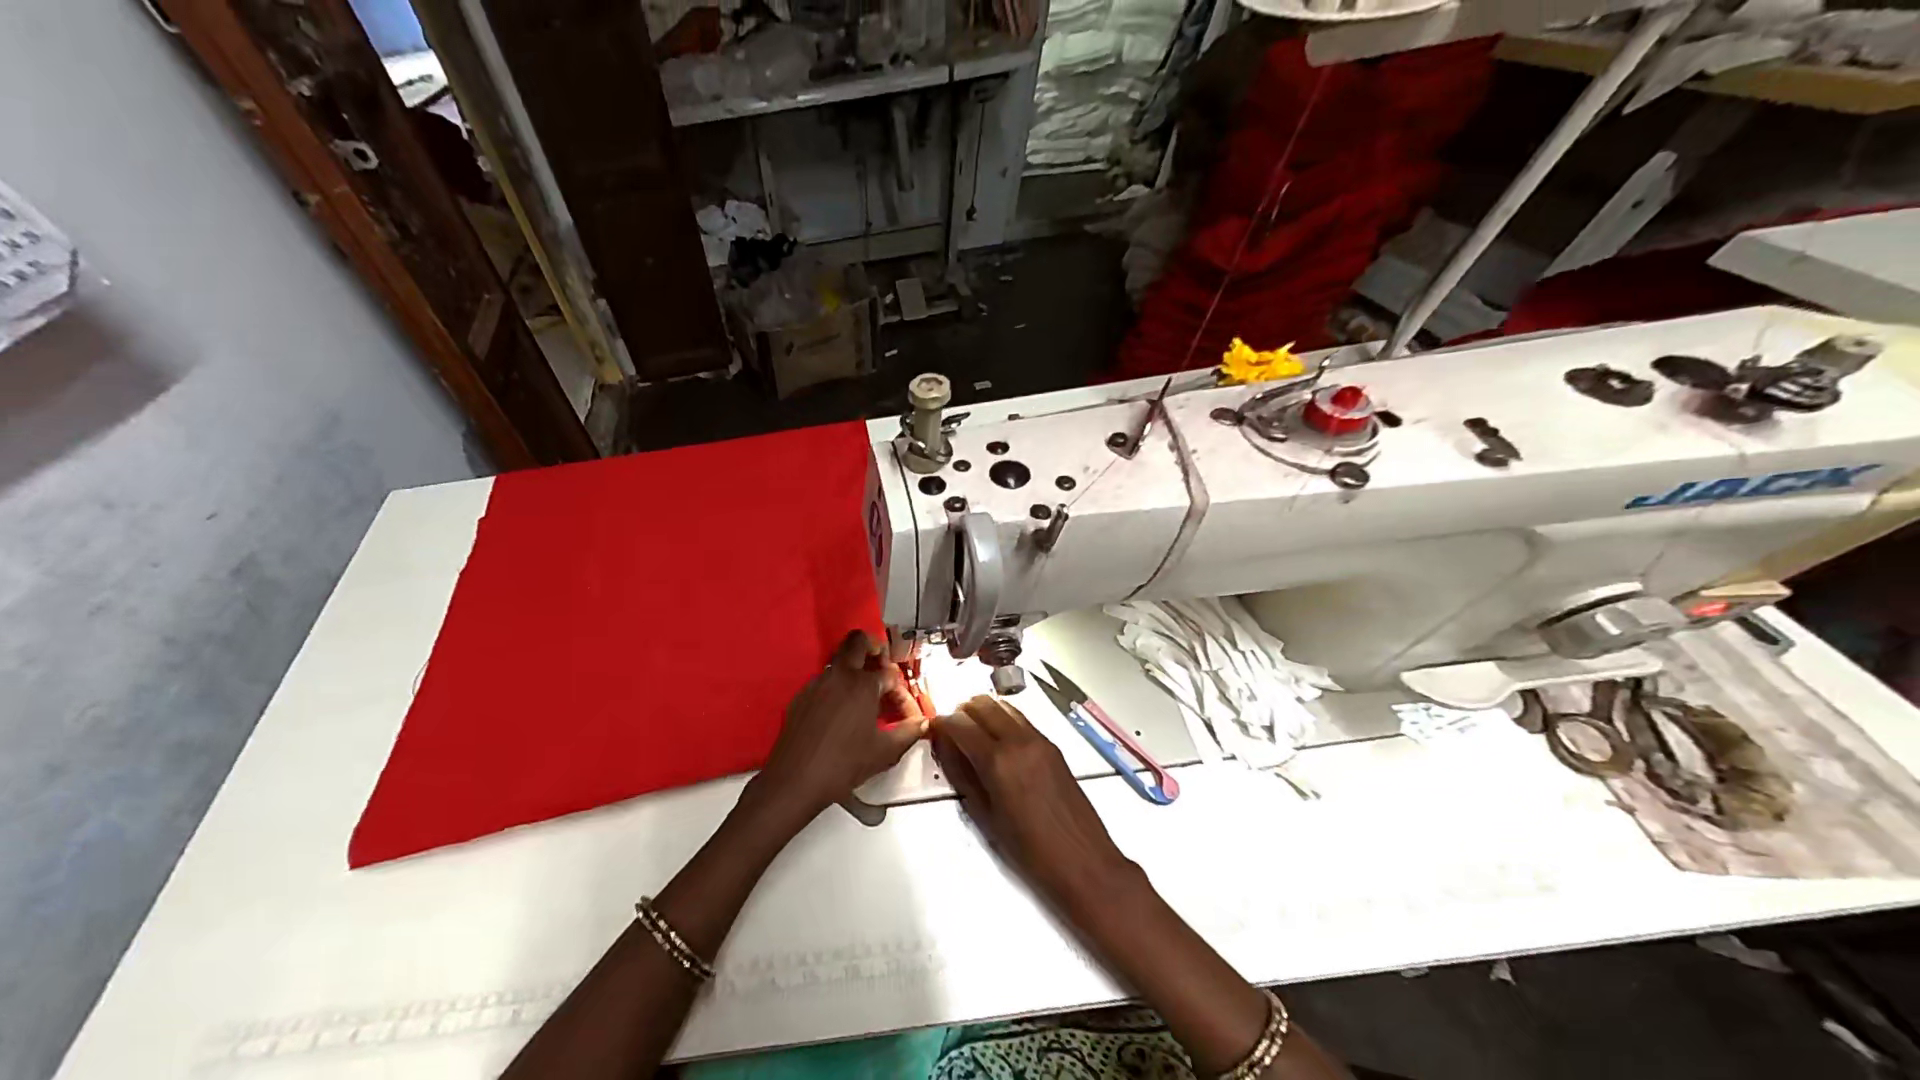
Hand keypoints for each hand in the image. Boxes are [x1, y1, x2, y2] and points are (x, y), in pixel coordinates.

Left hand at [757, 631, 927, 821]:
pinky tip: (841, 713)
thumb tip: (922, 723)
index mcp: (863, 684)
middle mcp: (839, 675)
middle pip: (857, 641)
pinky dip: (837, 688)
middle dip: (874, 648)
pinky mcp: (801, 696)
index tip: (906, 714)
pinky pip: (823, 681)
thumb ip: (908, 733)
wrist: (795, 780)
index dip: (902, 693)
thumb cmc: (844, 764)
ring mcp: (816, 683)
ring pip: (838, 661)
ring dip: (854, 670)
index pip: (890, 675)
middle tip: (883, 668)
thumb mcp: (885, 752)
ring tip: (864, 697)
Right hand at [932, 696, 1138, 910]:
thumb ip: (963, 777)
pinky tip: (998, 739)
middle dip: (962, 712)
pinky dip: (1004, 719)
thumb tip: (947, 750)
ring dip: (984, 712)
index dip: (943, 724)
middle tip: (951, 730)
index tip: (934, 730)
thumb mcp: (986, 817)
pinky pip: (1022, 720)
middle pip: (983, 706)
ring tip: (973, 733)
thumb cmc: (1031, 851)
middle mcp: (1019, 742)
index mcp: (998, 761)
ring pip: (1004, 707)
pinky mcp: (1053, 747)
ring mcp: (1040, 741)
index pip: (961, 725)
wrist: (1083, 861)